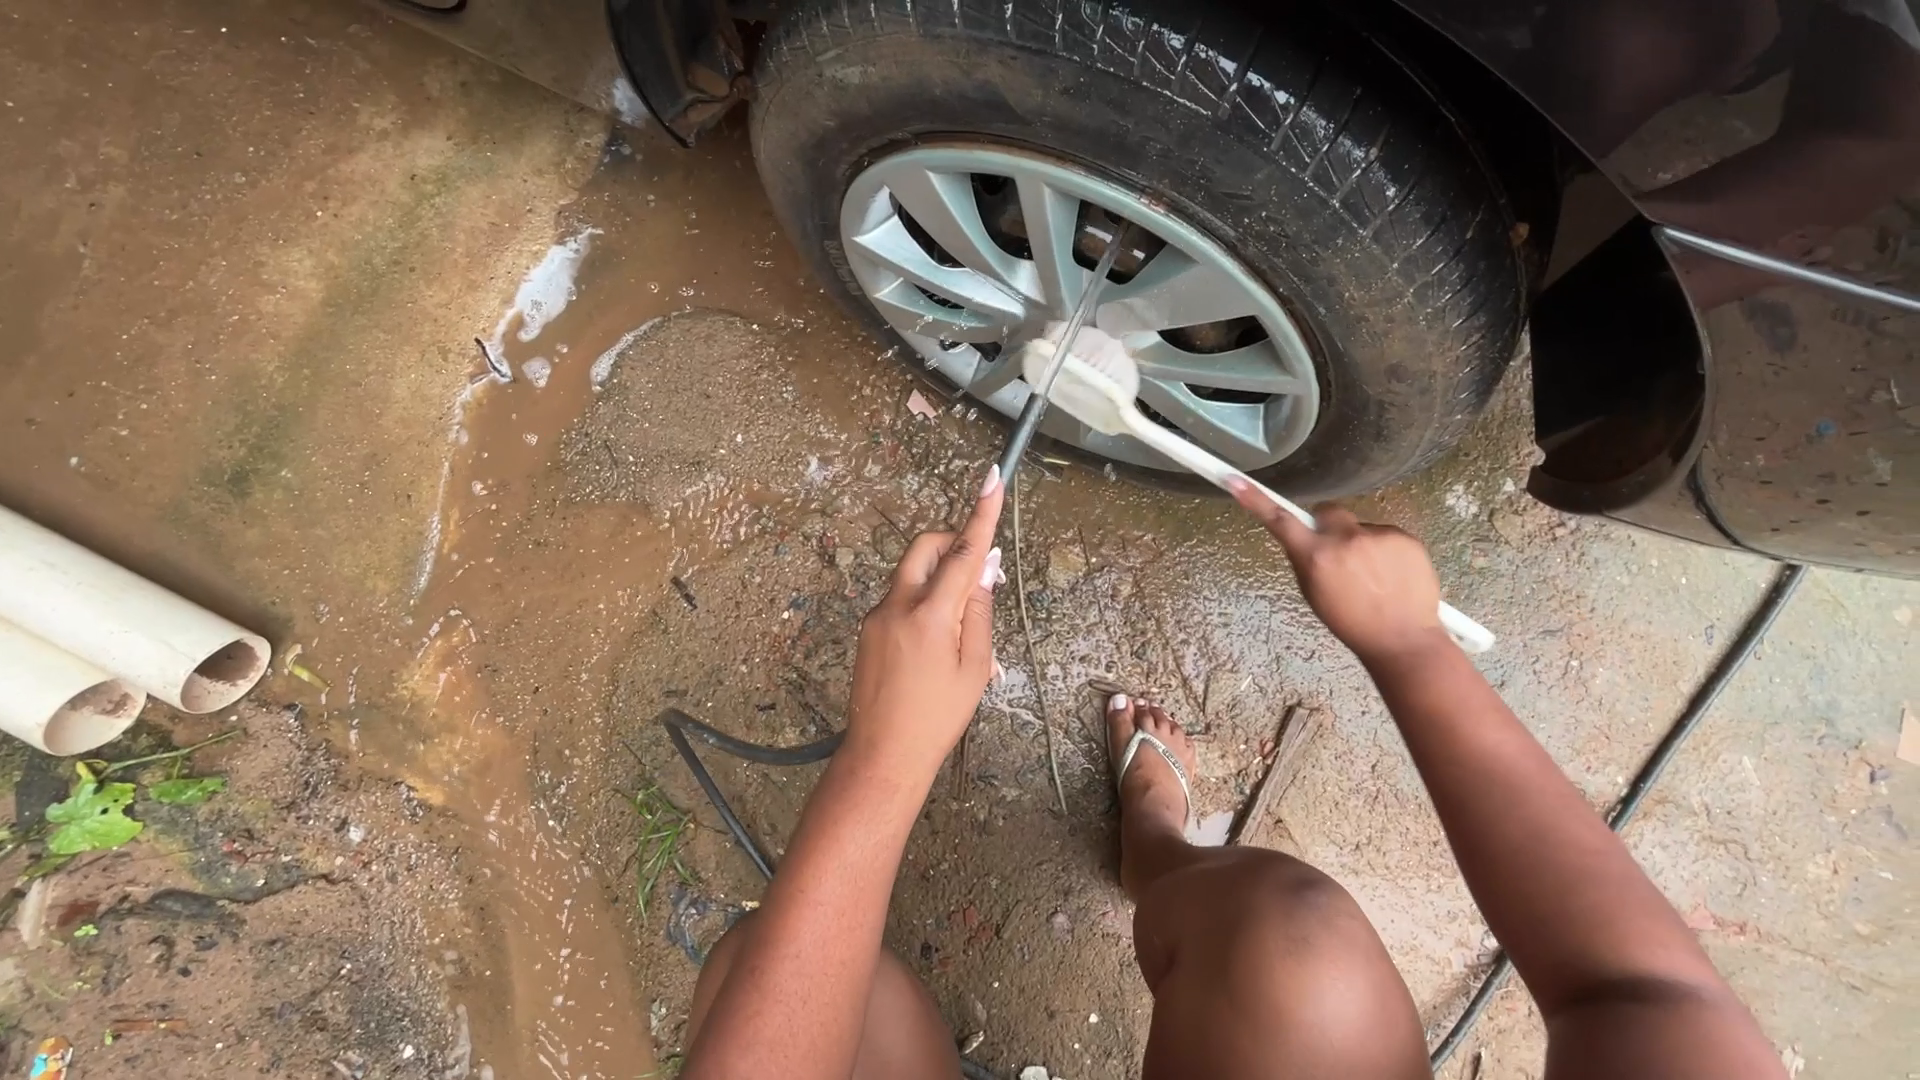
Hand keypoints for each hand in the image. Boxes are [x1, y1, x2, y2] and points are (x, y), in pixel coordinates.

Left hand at [845, 465, 1006, 774]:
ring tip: (959, 624)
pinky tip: (933, 643)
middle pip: (925, 547)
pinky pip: (900, 597)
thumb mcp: (974, 667)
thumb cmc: (938, 717)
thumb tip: (984, 568)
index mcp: (930, 615)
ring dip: (938, 576)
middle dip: (952, 544)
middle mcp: (897, 604)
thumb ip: (978, 610)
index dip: (981, 513)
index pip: (963, 552)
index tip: (991, 477)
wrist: (883, 753)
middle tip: (977, 571)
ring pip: (911, 572)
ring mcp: (876, 614)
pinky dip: (923, 600)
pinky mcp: (867, 627)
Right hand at [1227, 481, 1446, 662]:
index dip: (1254, 499)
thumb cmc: (1351, 622)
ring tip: (1372, 576)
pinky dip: (1386, 550)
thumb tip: (1302, 539)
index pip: (1279, 520)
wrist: (1403, 639)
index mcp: (1316, 557)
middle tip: (1336, 554)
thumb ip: (1304, 560)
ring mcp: (1378, 536)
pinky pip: (1386, 534)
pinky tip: (1390, 575)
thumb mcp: (1312, 594)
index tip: (1236, 481)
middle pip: (1327, 513)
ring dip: (1359, 543)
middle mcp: (1345, 540)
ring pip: (1359, 527)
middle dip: (1328, 526)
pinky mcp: (1405, 537)